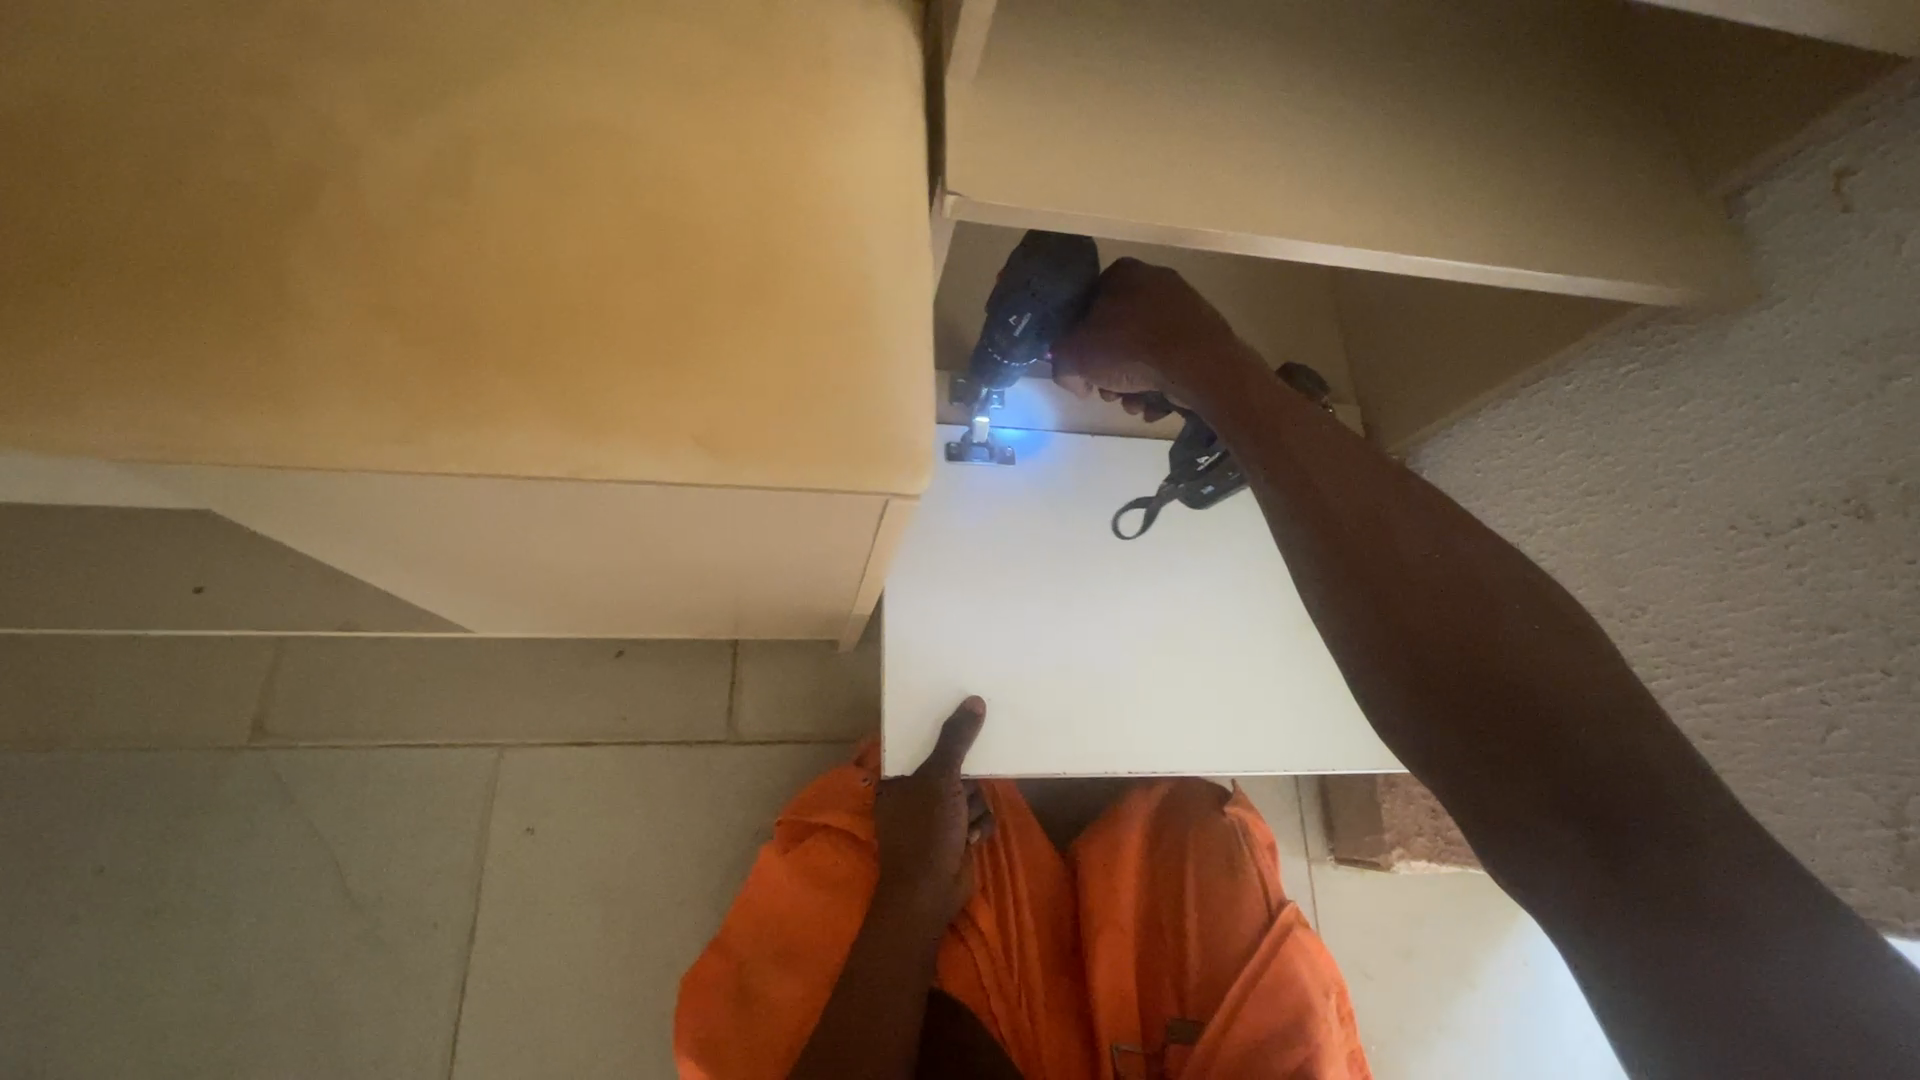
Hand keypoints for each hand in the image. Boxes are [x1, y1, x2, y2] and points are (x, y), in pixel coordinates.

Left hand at [873, 697, 992, 927]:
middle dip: (966, 779)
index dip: (945, 733)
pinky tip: (971, 839)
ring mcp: (936, 817)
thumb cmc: (924, 829)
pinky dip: (979, 826)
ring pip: (971, 792)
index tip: (968, 716)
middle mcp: (915, 794)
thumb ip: (956, 738)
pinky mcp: (956, 835)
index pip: (922, 743)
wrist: (930, 893)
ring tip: (964, 822)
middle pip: (953, 767)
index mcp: (898, 777)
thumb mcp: (939, 777)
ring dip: (974, 807)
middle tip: (968, 779)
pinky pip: (980, 815)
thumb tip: (974, 700)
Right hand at [1050, 257, 1264, 409]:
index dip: (1079, 346)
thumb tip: (1074, 379)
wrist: (1197, 364)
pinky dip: (1160, 385)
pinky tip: (1156, 405)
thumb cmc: (1129, 348)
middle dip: (1110, 373)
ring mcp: (1183, 306)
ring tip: (1135, 405)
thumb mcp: (1073, 356)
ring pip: (1144, 352)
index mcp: (1121, 273)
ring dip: (1133, 386)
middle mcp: (1154, 281)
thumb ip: (1060, 364)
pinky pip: (1170, 360)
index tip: (1084, 374)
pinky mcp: (1203, 332)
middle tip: (1110, 394)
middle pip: (1116, 335)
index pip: (1086, 309)